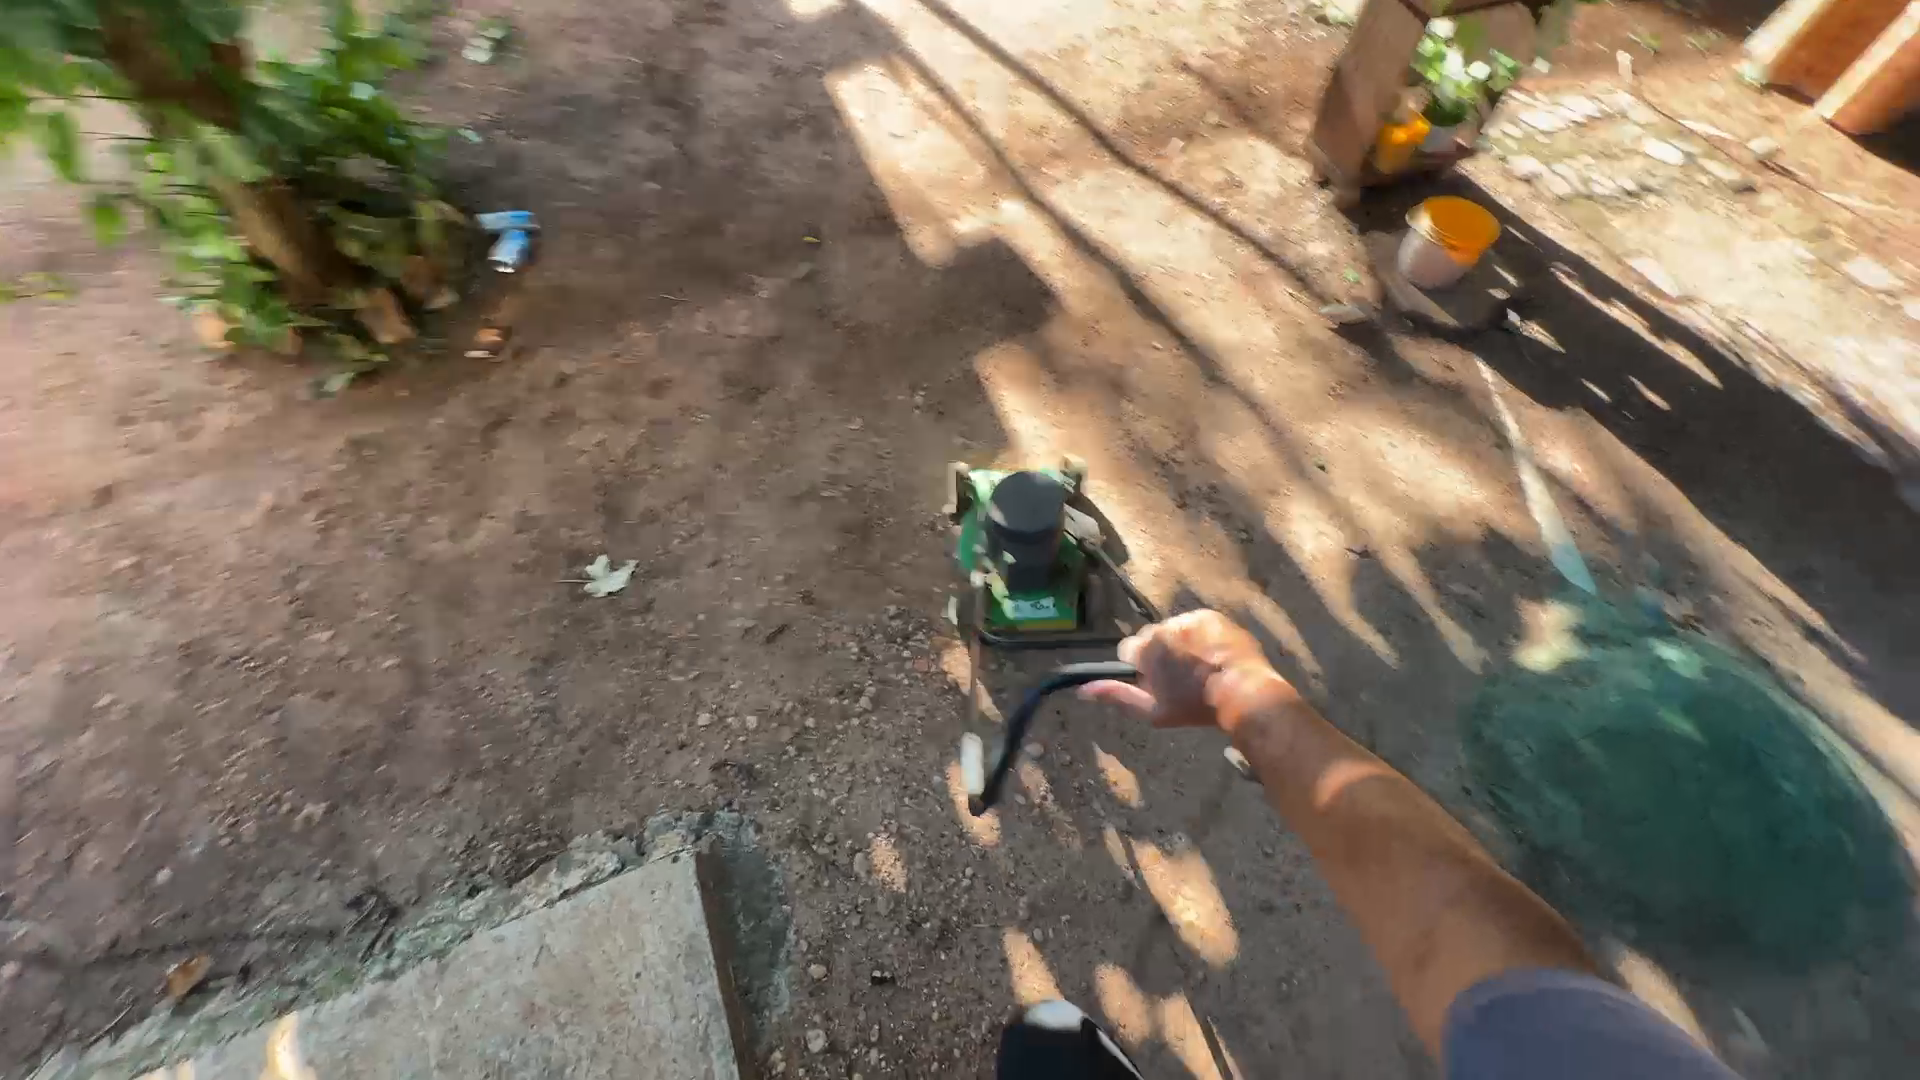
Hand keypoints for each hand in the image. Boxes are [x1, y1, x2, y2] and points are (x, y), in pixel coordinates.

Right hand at [1078, 610, 1295, 733]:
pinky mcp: (1211, 615)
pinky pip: (1196, 624)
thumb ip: (1116, 696)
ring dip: (1180, 644)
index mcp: (1146, 649)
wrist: (1244, 692)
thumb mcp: (1152, 710)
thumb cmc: (1195, 707)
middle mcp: (1163, 626)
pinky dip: (1201, 636)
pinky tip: (1213, 655)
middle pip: (1150, 637)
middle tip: (1180, 676)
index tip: (1156, 681)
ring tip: (1200, 666)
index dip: (1140, 666)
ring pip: (1174, 629)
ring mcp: (1189, 618)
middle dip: (1159, 652)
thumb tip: (1083, 690)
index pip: (1127, 649)